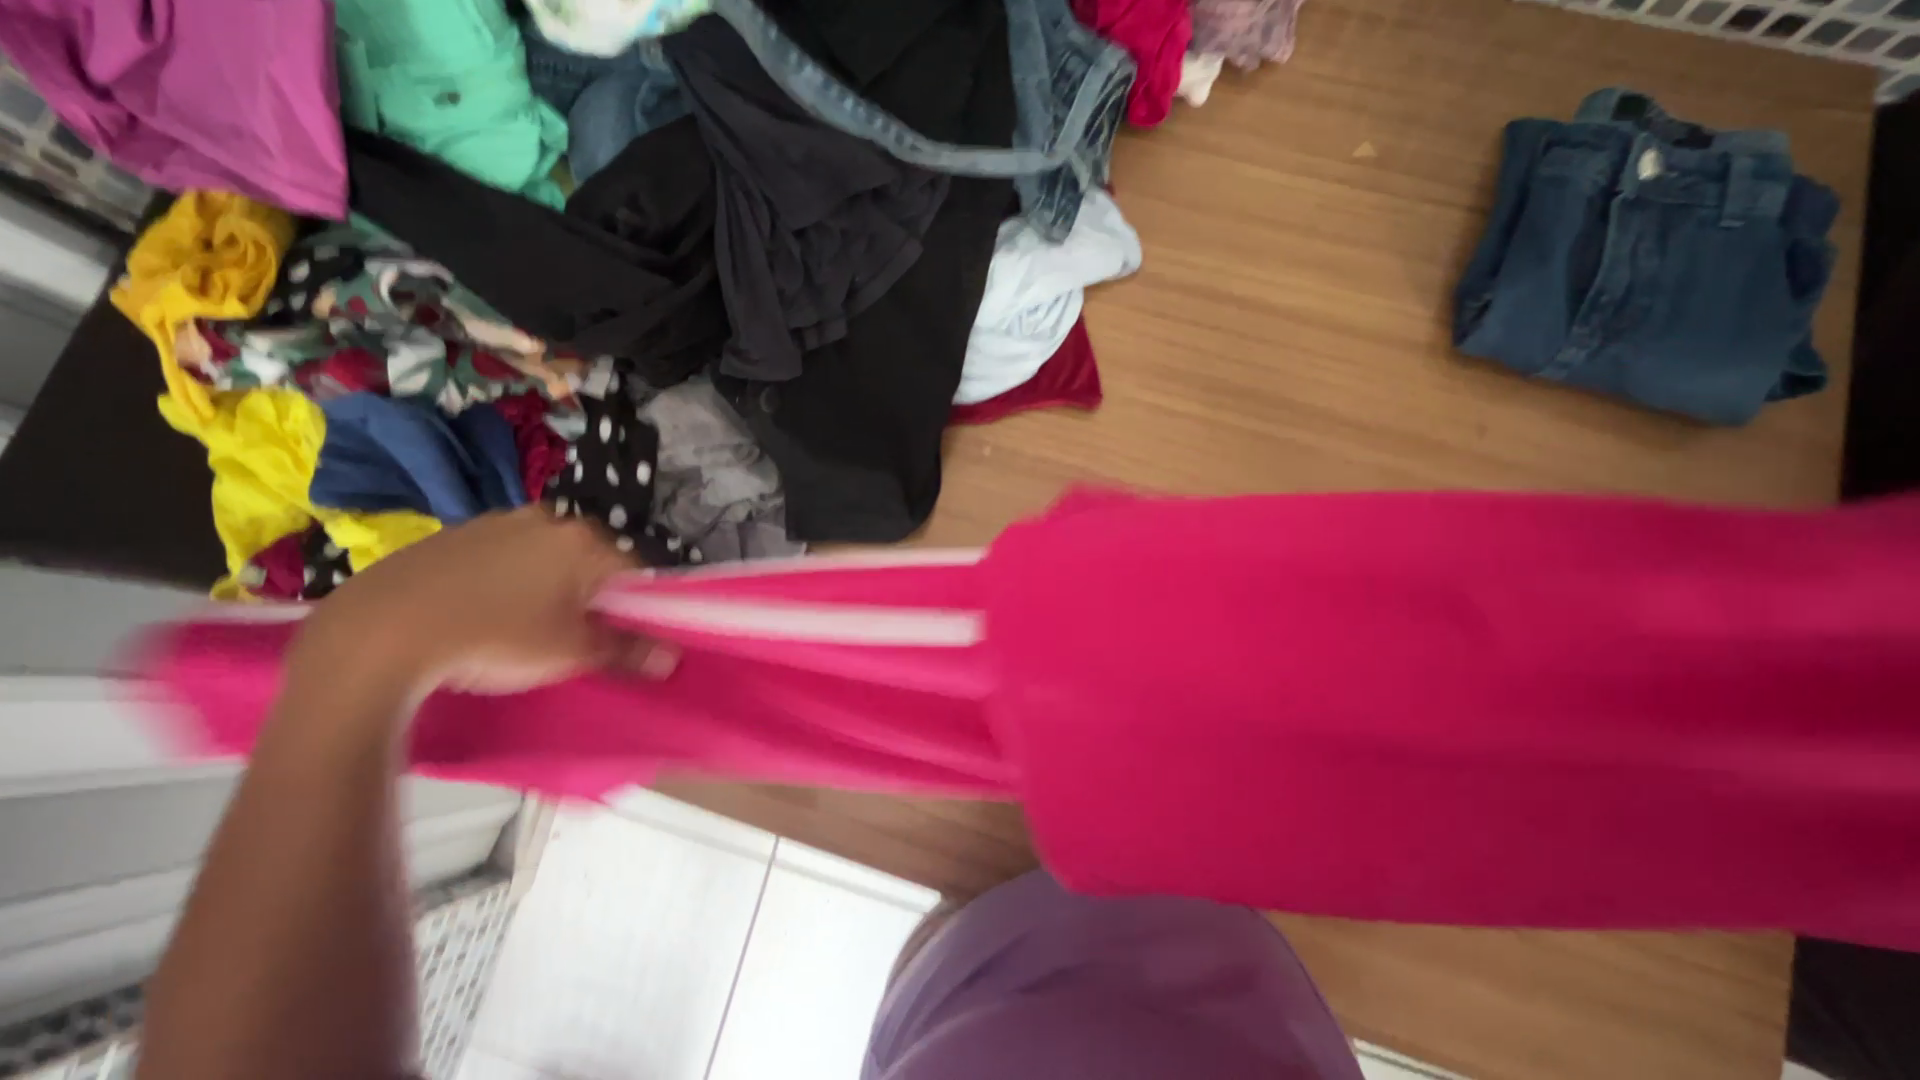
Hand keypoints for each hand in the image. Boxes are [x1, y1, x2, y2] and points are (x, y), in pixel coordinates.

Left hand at [286, 508, 678, 711]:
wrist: (381, 632)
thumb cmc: (496, 639)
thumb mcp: (570, 653)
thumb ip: (627, 650)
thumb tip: (672, 656)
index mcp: (584, 541)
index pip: (637, 570)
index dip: (638, 607)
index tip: (621, 638)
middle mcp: (546, 518)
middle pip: (590, 560)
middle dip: (590, 595)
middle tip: (573, 637)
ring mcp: (494, 521)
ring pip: (543, 557)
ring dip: (546, 587)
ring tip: (523, 628)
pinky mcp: (452, 534)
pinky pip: (500, 557)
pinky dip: (504, 582)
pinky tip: (482, 614)